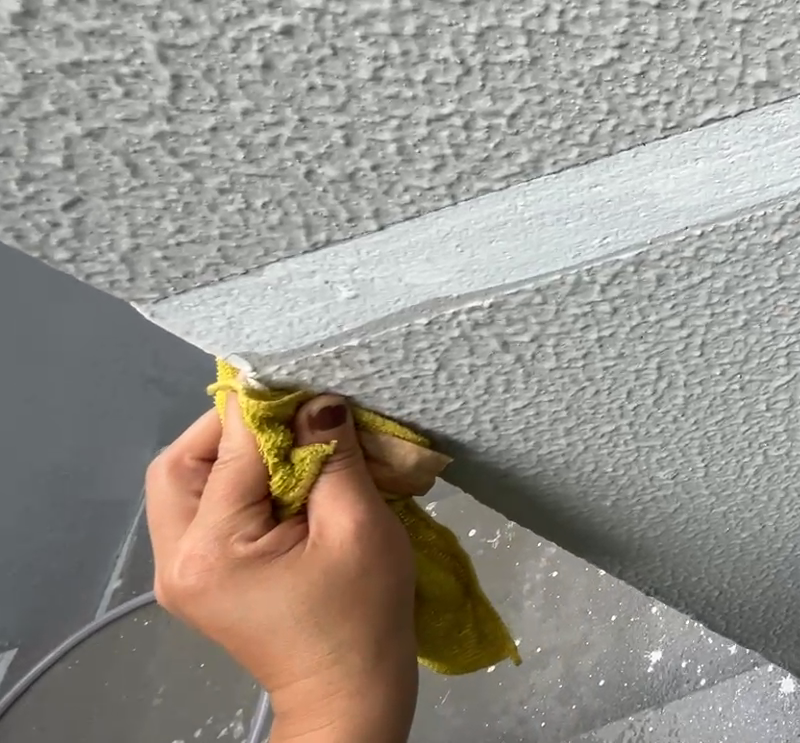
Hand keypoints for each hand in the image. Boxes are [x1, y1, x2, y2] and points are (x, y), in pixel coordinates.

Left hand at [146, 395, 417, 742]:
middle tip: (296, 408)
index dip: (268, 410)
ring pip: (188, 486)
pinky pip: (209, 508)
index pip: (229, 456)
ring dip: (237, 451)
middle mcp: (177, 560)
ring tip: (299, 437)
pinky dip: (245, 479)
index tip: (312, 379)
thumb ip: (335, 460)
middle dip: (233, 426)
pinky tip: (292, 474)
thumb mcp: (360, 524)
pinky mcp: (206, 575)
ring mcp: (185, 572)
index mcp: (210, 550)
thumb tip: (323, 403)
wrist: (351, 679)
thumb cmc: (363, 604)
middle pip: (179, 468)